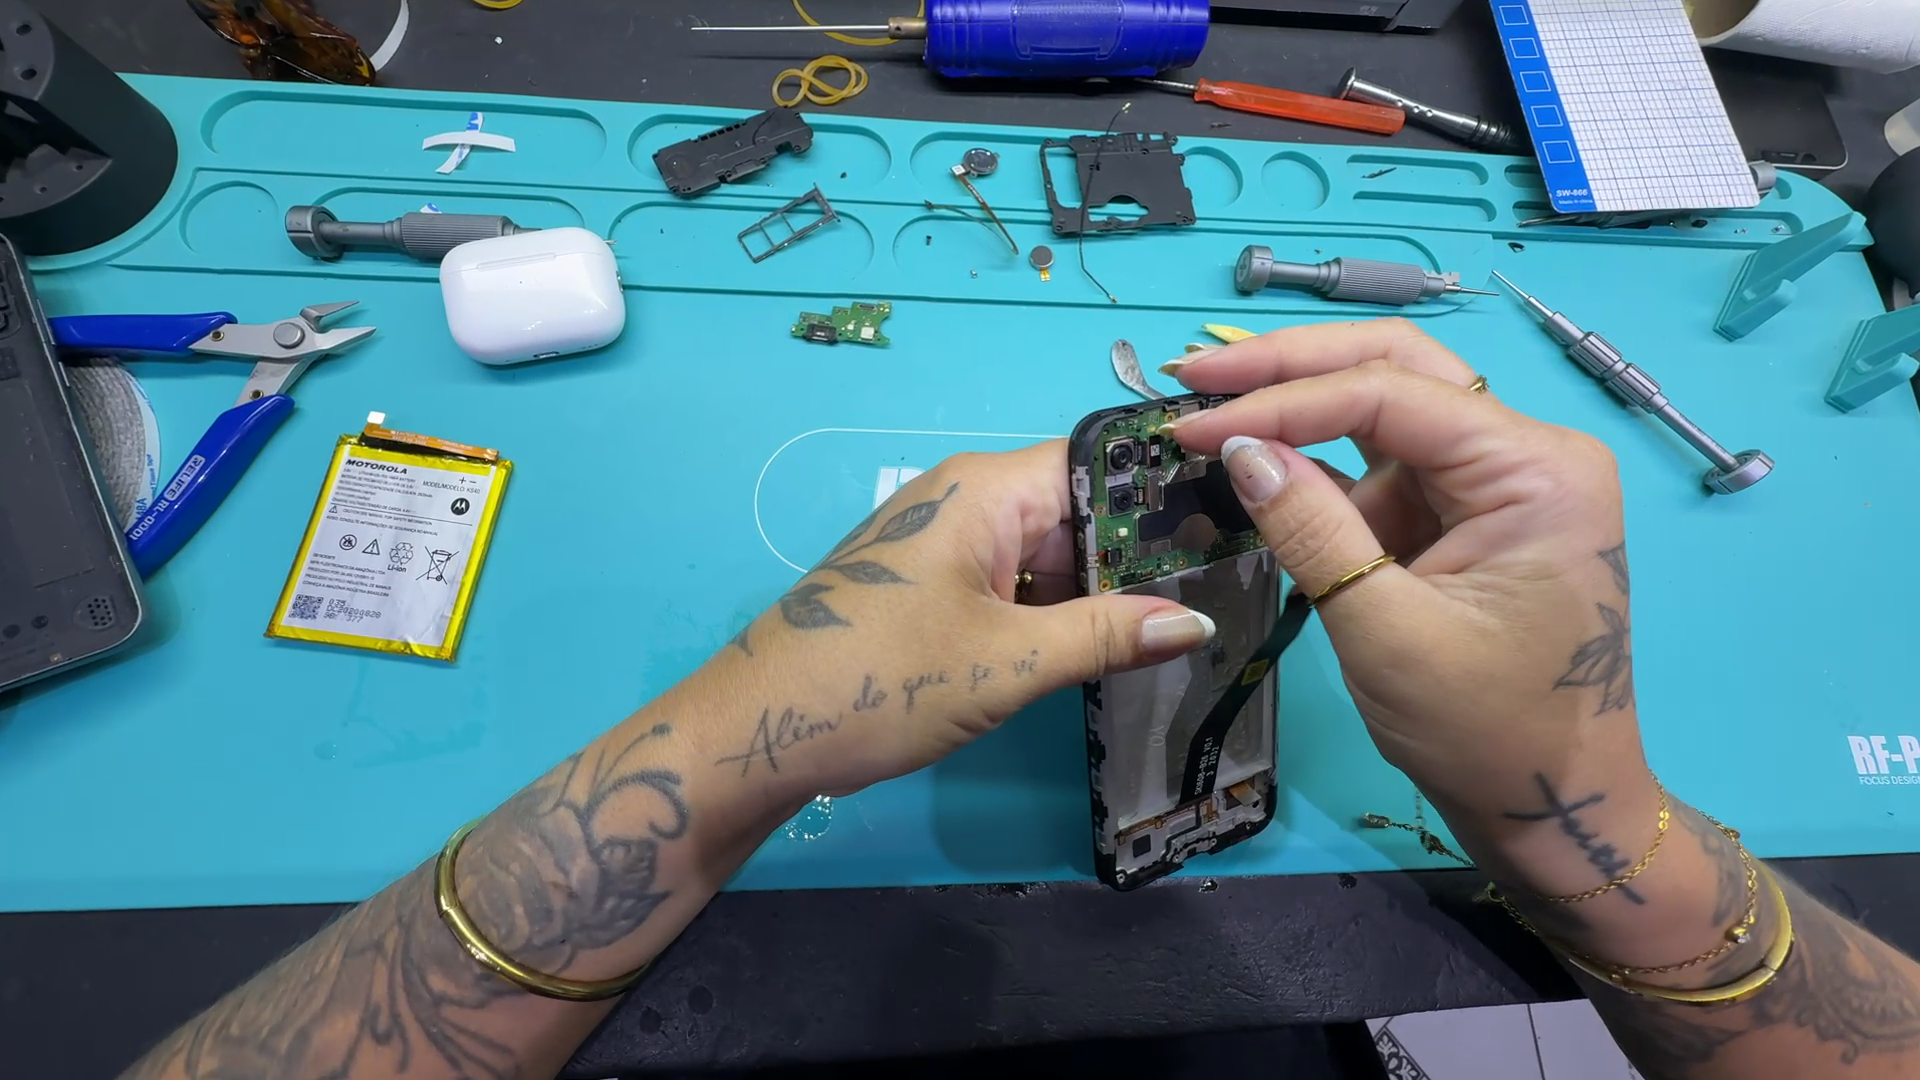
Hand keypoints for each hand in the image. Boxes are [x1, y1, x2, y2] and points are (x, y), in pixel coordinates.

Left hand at [709, 441, 1216, 800]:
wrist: (761, 730)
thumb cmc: (884, 679)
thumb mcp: (1008, 662)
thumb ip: (1107, 636)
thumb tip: (1197, 622)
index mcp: (985, 488)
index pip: (1094, 465)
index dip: (1160, 493)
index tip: (1227, 526)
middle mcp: (966, 500)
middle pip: (1073, 511)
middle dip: (1137, 555)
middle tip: (1218, 589)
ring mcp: (945, 544)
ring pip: (1043, 553)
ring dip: (1096, 590)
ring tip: (1179, 620)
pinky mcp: (932, 584)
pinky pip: (1009, 582)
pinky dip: (1053, 610)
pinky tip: (1103, 642)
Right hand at [1162, 321, 1650, 834]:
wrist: (1544, 799)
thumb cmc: (1482, 726)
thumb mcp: (1384, 628)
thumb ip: (1310, 528)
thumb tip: (1233, 449)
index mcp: (1532, 469)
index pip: (1388, 396)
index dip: (1279, 404)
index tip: (1191, 425)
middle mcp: (1515, 451)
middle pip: (1391, 367)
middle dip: (1287, 365)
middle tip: (1196, 370)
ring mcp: (1479, 480)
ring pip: (1376, 402)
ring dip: (1291, 397)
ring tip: (1210, 395)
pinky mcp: (1444, 511)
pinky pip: (1367, 461)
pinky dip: (1304, 453)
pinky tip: (1251, 449)